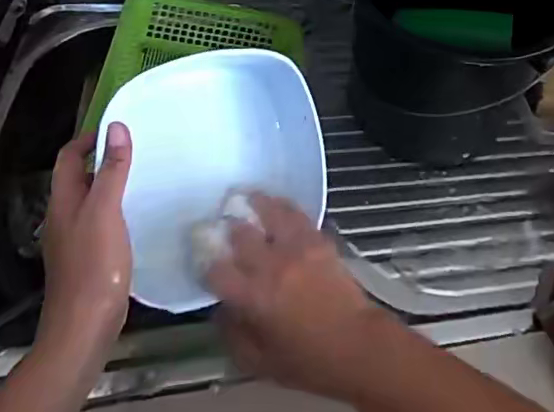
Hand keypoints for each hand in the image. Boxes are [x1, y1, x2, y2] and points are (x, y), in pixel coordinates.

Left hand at [37, 124, 133, 354]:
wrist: (86, 324)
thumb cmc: (94, 263)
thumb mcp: (106, 210)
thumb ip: (112, 169)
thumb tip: (117, 126)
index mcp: (63, 202)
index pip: (68, 158)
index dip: (88, 138)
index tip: (119, 124)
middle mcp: (65, 215)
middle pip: (79, 176)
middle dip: (104, 155)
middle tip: (139, 143)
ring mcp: (76, 236)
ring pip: (93, 196)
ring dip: (114, 179)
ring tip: (146, 169)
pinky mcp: (92, 252)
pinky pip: (103, 216)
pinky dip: (120, 203)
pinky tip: (142, 207)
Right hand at [204, 192, 389, 400]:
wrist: (353, 341)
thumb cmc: (305, 359)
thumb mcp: (257, 359)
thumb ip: (233, 331)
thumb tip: (222, 307)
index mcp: (254, 296)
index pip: (217, 270)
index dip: (204, 260)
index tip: (199, 254)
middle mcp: (274, 264)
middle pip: (243, 234)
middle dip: (227, 225)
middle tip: (218, 217)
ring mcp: (299, 247)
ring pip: (273, 214)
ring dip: (257, 203)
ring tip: (246, 195)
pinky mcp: (320, 240)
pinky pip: (299, 215)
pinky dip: (285, 206)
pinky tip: (278, 204)